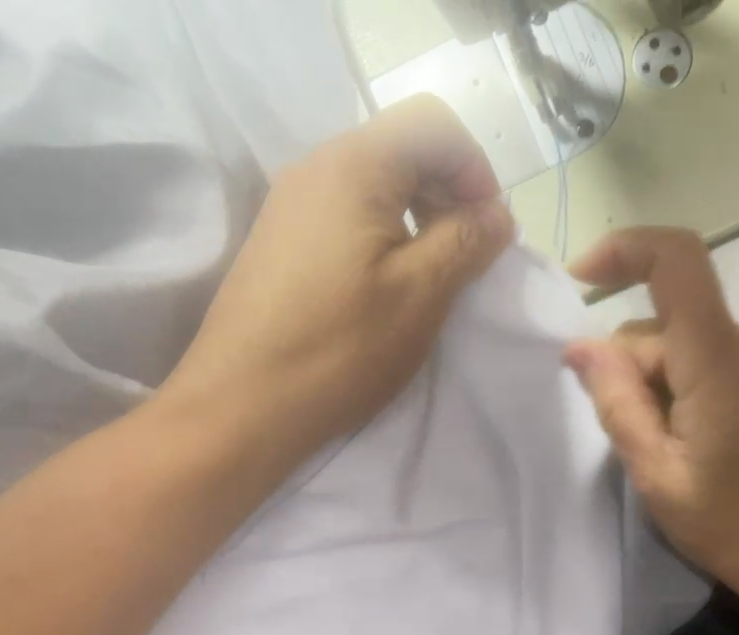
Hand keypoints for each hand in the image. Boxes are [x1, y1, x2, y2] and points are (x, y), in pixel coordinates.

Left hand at [162, 95, 515, 468]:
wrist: (241, 406)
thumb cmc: (340, 348)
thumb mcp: (422, 294)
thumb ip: (466, 241)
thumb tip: (496, 213)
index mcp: (354, 166)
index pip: (433, 123)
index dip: (475, 167)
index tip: (488, 230)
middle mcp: (315, 168)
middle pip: (402, 147)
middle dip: (449, 192)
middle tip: (468, 256)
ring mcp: (290, 205)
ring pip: (375, 183)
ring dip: (419, 217)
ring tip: (433, 278)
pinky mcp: (280, 242)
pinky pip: (346, 214)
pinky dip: (384, 236)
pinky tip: (388, 290)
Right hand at [563, 228, 738, 605]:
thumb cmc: (734, 526)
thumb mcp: (656, 472)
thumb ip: (617, 401)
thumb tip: (581, 346)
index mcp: (718, 357)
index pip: (676, 260)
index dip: (623, 249)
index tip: (580, 280)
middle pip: (664, 324)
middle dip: (629, 370)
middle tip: (631, 441)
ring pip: (681, 348)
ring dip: (654, 390)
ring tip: (664, 457)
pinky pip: (705, 365)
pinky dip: (678, 394)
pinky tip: (686, 449)